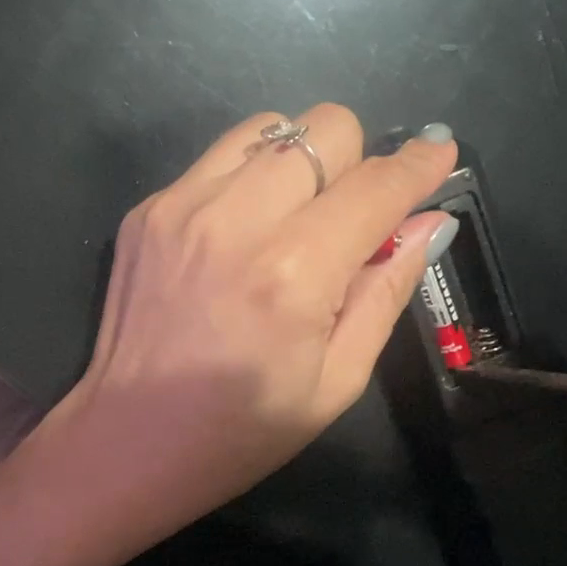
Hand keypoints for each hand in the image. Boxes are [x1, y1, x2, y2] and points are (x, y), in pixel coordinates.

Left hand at [58, 104, 457, 528]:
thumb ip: (386, 290)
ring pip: (267, 126)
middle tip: (348, 213)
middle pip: (323, 127)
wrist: (128, 439)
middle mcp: (235, 220)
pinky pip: (216, 160)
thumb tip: (428, 221)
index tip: (439, 150)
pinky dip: (246, 180)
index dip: (419, 163)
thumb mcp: (337, 381)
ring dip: (298, 160)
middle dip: (354, 160)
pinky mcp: (146, 210)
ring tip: (293, 217)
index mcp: (293, 272)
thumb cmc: (241, 429)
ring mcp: (180, 206)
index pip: (375, 185)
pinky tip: (239, 235)